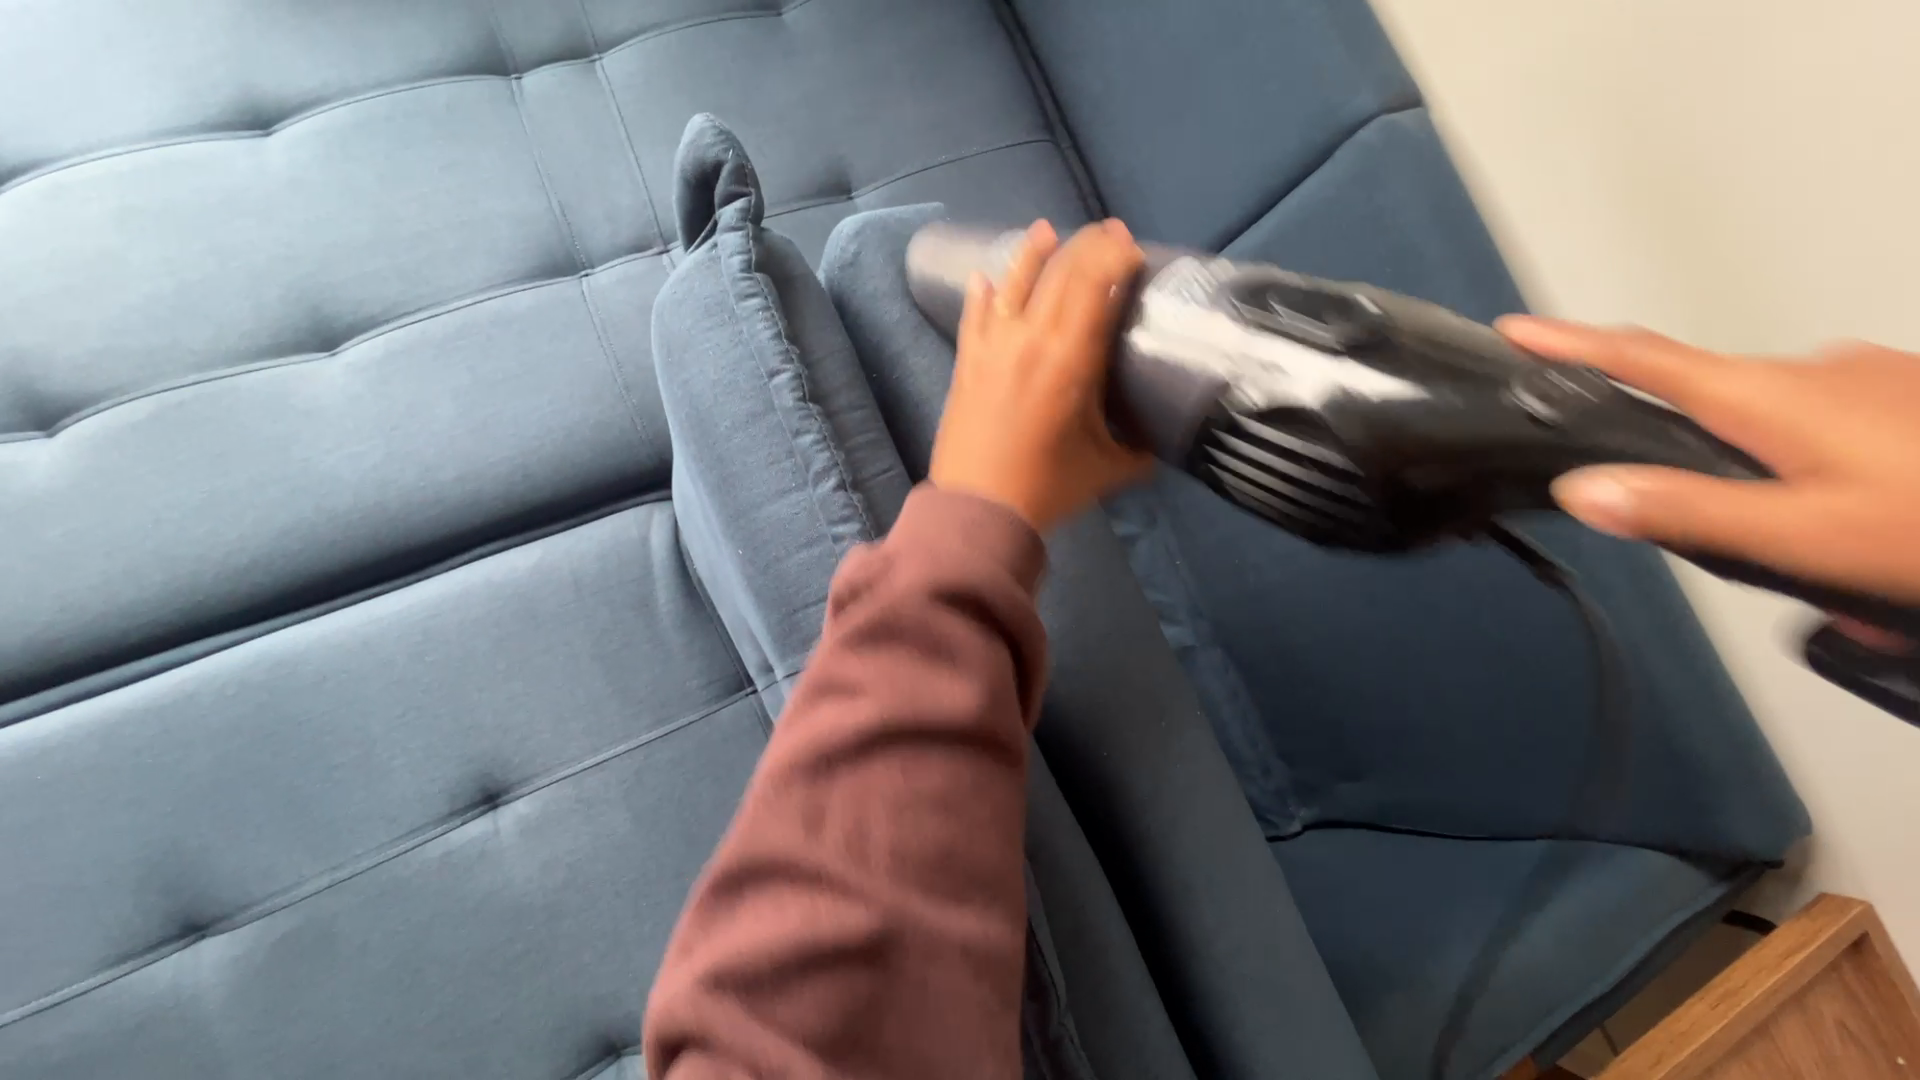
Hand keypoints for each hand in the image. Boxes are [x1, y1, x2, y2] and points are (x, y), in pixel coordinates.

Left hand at [929, 219, 1154, 531]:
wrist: (976, 509)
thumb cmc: (1046, 487)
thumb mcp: (1107, 468)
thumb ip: (1140, 449)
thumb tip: (1161, 439)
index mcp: (1071, 358)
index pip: (1097, 284)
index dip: (1118, 257)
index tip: (1135, 253)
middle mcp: (1030, 339)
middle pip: (1061, 272)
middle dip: (1089, 245)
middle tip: (1110, 234)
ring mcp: (993, 347)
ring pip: (1014, 283)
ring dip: (1034, 252)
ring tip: (1047, 230)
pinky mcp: (967, 363)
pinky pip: (974, 316)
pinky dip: (982, 293)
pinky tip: (984, 278)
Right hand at [1498, 317, 1919, 603]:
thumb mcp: (1806, 534)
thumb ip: (1685, 509)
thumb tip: (1578, 488)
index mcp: (1767, 396)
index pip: (1641, 358)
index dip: (1570, 343)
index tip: (1513, 328)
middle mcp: (1809, 372)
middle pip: (1701, 399)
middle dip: (1686, 459)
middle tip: (1722, 536)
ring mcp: (1865, 379)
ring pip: (1766, 421)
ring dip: (1758, 476)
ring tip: (1813, 551)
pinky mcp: (1905, 396)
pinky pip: (1820, 424)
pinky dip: (1808, 467)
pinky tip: (1859, 515)